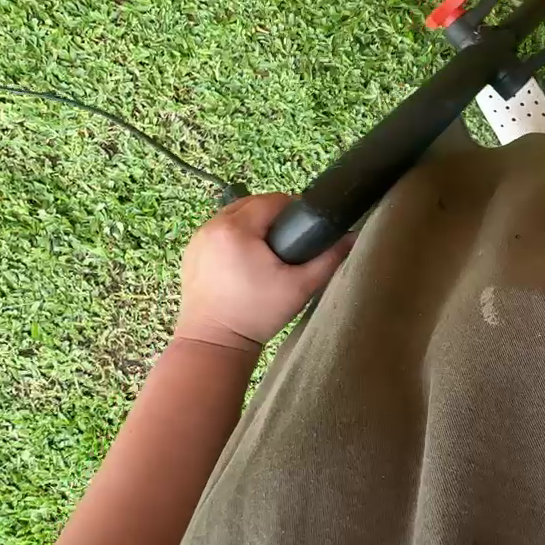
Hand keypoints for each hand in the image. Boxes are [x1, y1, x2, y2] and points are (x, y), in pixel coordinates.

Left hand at [174, 193, 353, 351]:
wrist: (214, 343)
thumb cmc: (257, 313)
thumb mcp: (301, 286)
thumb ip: (330, 258)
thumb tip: (353, 236)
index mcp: (236, 228)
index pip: (273, 200)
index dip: (295, 210)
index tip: (306, 231)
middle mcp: (212, 226)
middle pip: (252, 203)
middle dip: (274, 216)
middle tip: (291, 241)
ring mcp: (198, 239)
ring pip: (234, 216)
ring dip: (254, 224)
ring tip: (271, 249)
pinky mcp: (191, 253)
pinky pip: (220, 231)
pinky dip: (236, 236)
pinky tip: (248, 258)